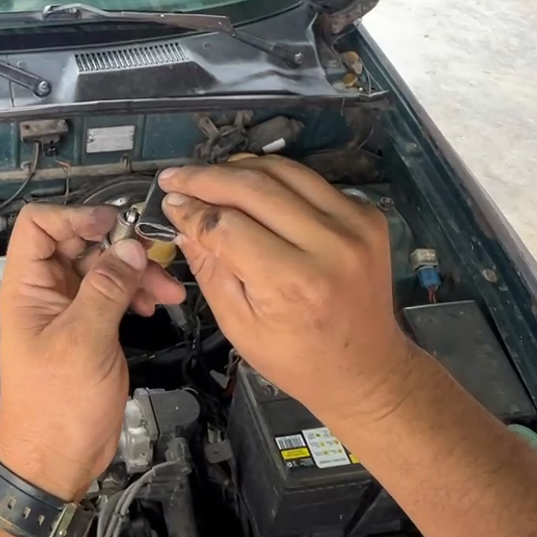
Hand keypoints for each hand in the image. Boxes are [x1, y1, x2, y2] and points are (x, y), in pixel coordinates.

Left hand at [0, 204, 185, 498]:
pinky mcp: (90, 325)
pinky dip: (136, 293)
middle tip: (153, 255)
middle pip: (78, 242)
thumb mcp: (83, 341)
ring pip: (103, 266)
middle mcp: (45, 289)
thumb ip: (107, 289)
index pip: (38, 224)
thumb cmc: (56, 405)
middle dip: (117, 245)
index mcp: (26, 285)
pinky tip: (156, 306)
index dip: (73, 216)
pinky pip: (114, 293)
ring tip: (167, 290)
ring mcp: (69, 307)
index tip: (113, 223)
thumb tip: (130, 247)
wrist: (56, 462)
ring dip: (136, 271)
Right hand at [158, 157, 418, 426]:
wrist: (368, 368)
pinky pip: (308, 180)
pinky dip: (272, 178)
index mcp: (293, 283)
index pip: (227, 226)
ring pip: (281, 170)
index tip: (168, 202)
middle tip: (175, 178)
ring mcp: (354, 224)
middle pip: (253, 187)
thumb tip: (180, 219)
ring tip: (206, 176)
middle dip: (205, 178)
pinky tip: (248, 188)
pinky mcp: (367, 214)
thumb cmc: (296, 358)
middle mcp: (328, 245)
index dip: (191, 210)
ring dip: (236, 168)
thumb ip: (208, 267)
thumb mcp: (238, 325)